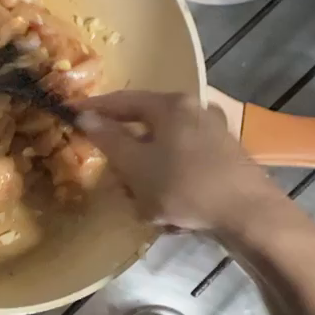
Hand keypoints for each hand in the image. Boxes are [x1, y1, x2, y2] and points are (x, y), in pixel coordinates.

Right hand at [72, 91, 284, 233]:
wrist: (246, 213)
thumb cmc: (183, 186)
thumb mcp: (136, 165)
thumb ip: (108, 139)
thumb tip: (85, 116)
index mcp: (170, 106)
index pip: (121, 100)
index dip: (93, 108)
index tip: (69, 114)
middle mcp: (193, 109)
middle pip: (143, 125)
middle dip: (122, 152)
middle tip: (106, 172)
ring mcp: (210, 131)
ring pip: (160, 148)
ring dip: (143, 172)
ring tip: (136, 199)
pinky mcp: (220, 155)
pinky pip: (178, 163)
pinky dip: (164, 180)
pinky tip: (162, 207)